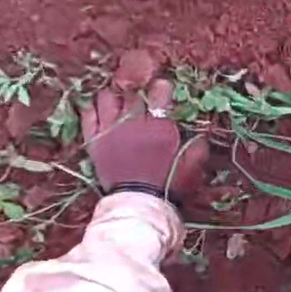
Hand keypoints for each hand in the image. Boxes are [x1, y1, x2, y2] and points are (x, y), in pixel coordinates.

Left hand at [79, 78, 207, 202]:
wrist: (138, 203)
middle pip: (133, 94)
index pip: (159, 92)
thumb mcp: (192, 166)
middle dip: (139, 94)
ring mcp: (110, 129)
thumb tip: (201, 133)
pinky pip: (89, 113)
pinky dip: (95, 109)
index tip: (163, 90)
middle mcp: (133, 122)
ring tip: (120, 104)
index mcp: (159, 126)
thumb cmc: (168, 185)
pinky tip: (102, 112)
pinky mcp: (94, 139)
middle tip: (142, 100)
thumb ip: (198, 145)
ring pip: (108, 97)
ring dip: (116, 98)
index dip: (162, 88)